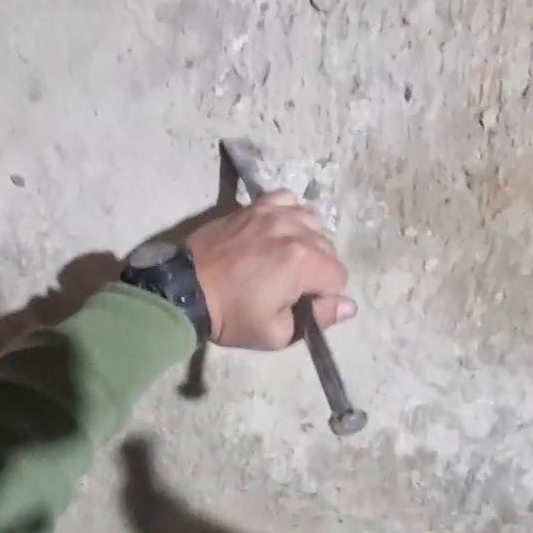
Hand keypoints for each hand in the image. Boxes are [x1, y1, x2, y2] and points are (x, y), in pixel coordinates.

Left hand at [186, 191, 354, 349]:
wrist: (184, 290)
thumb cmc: (230, 315)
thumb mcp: (275, 333)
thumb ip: (318, 319)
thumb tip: (348, 306)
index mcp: (304, 262)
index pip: (339, 277)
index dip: (324, 296)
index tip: (300, 304)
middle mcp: (294, 230)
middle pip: (328, 249)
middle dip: (316, 270)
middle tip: (287, 287)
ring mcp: (272, 213)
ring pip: (311, 222)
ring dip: (306, 241)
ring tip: (283, 260)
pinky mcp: (252, 206)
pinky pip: (286, 199)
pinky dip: (290, 213)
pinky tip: (279, 230)